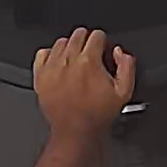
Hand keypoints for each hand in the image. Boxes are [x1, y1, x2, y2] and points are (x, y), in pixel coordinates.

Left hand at [33, 28, 135, 142]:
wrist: (75, 131)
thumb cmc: (97, 114)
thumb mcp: (124, 92)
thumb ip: (126, 66)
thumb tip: (119, 52)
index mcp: (89, 62)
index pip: (96, 35)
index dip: (103, 42)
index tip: (103, 52)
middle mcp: (68, 62)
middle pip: (78, 34)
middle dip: (87, 41)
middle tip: (91, 56)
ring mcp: (52, 68)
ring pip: (61, 42)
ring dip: (70, 47)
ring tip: (76, 61)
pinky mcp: (40, 76)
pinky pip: (42, 53)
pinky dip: (51, 55)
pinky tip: (59, 64)